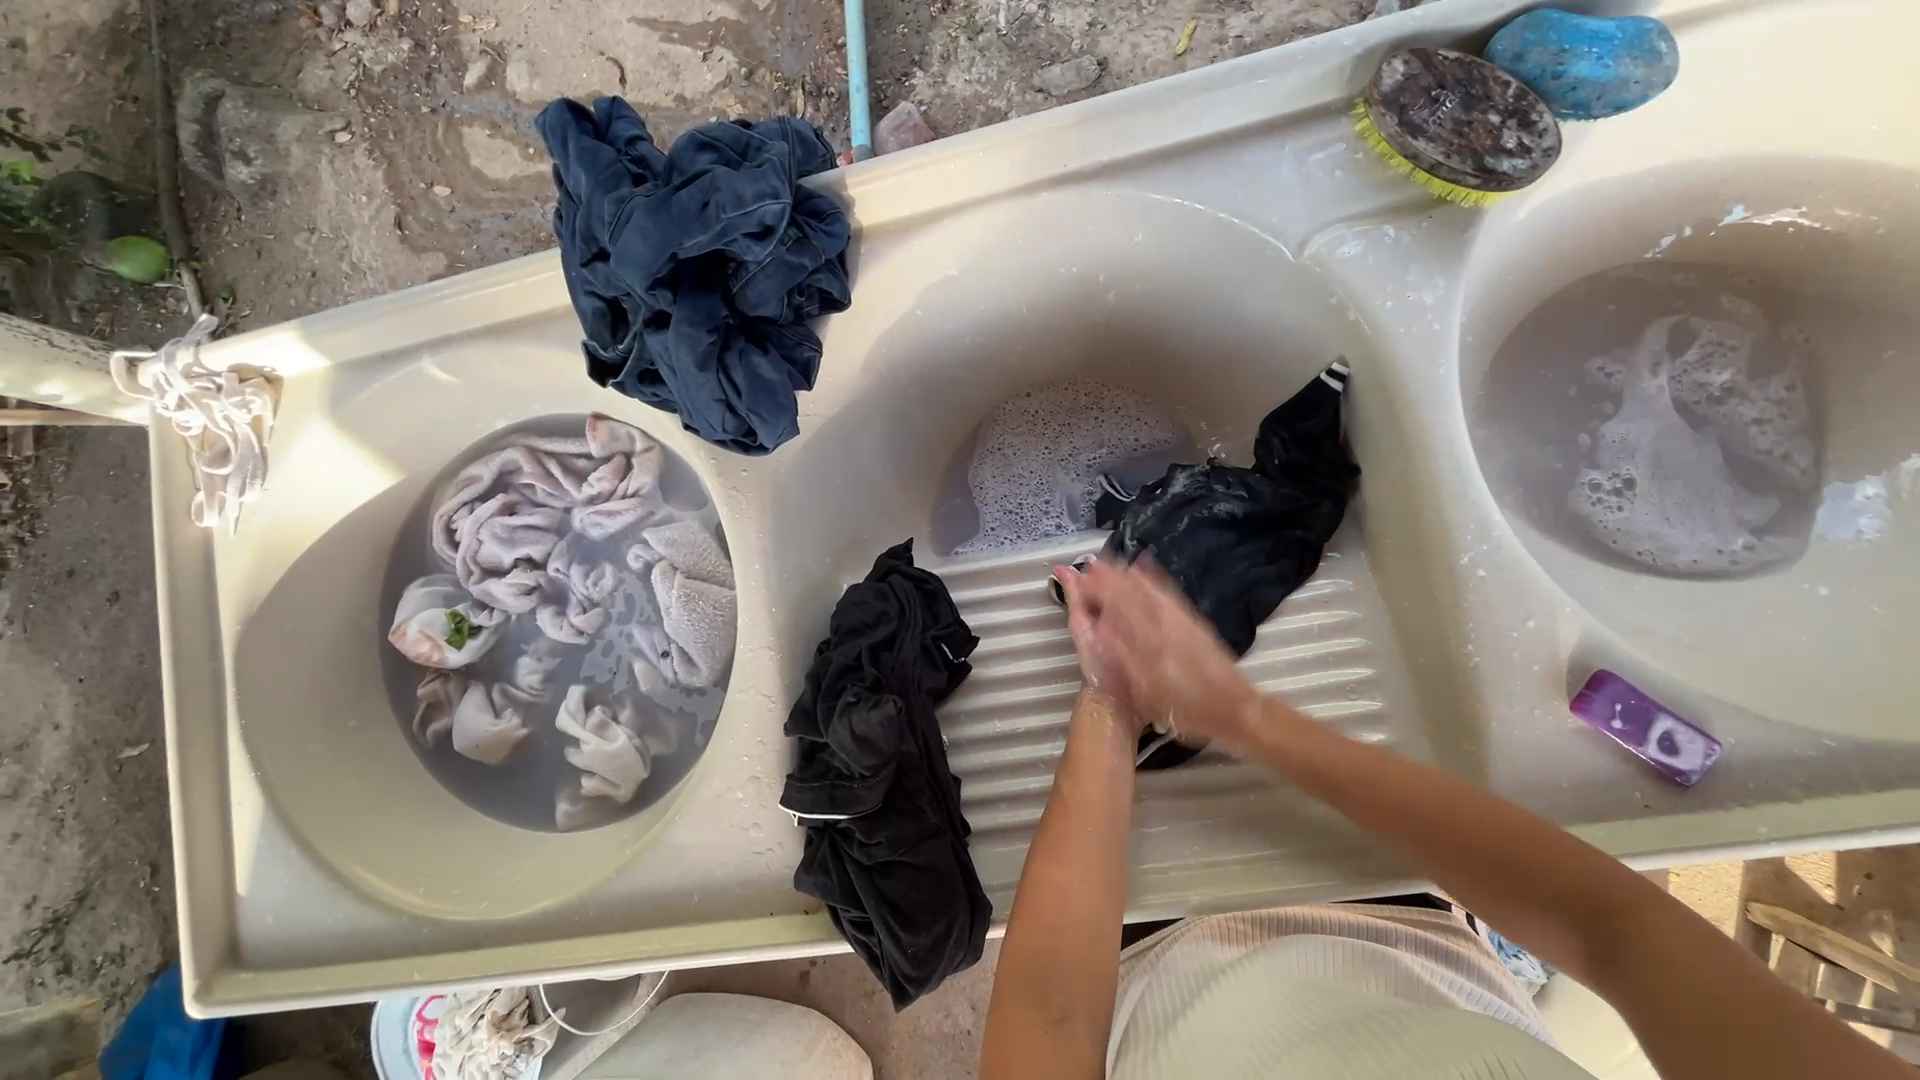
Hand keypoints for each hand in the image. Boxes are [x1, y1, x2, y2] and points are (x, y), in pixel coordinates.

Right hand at [1050, 556, 1262, 752]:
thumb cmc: (1189, 708)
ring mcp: (1181, 620)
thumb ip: (1124, 657)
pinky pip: (1168, 594)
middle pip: (1133, 592)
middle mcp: (1164, 623)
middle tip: (1092, 567)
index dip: (1098, 590)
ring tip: (1112, 564)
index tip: (1080, 580)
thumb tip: (1100, 629)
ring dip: (1129, 575)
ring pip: (1150, 590)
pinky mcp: (1193, 623)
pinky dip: (1154, 580)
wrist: (1235, 709)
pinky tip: (1146, 572)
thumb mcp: (1149, 691)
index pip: (1117, 605)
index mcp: (1149, 639)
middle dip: (1111, 577)